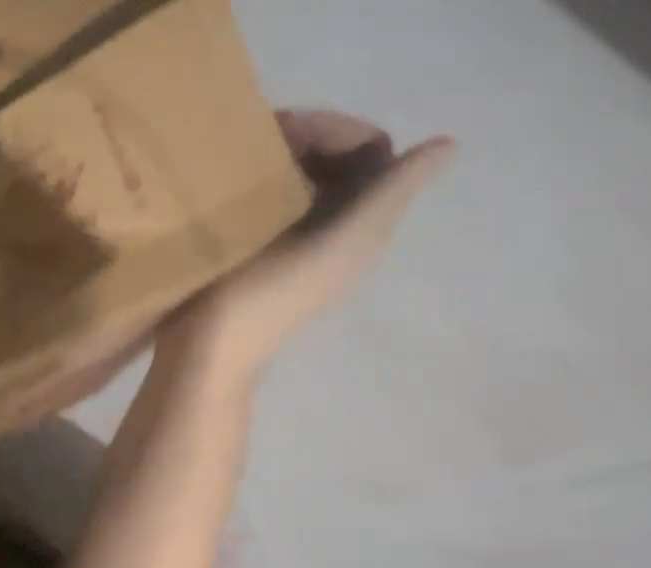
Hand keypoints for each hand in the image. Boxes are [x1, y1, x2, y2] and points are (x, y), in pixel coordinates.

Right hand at [162, 110, 455, 376]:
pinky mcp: (251, 260)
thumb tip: (446, 146)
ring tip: (235, 160)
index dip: (333, 128)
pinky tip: (224, 194)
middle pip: (332, 165)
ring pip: (297, 184)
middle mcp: (332, 232)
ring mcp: (289, 248)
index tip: (280, 127)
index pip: (365, 151)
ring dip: (274, 164)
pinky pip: (264, 207)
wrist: (204, 358)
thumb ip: (387, 195)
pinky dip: (252, 189)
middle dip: (302, 142)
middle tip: (253, 138)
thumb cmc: (264, 299)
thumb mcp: (337, 245)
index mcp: (359, 225)